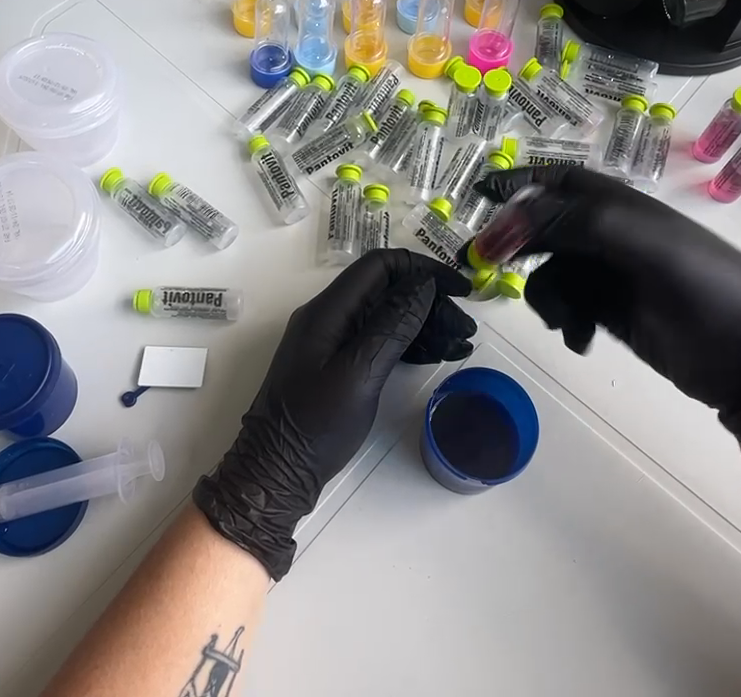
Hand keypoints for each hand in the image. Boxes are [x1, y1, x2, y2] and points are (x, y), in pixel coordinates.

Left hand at [194, 249, 475, 578]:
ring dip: (424, 324)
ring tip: (460, 344)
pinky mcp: (337, 364)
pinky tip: (436, 355)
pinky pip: (378, 339)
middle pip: (385, 290)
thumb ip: (391, 326)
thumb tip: (422, 285)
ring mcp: (331, 341)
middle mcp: (328, 317)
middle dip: (428, 301)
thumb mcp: (360, 374)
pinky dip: (408, 344)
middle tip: (465, 327)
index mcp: (327, 311)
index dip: (422, 269)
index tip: (459, 289)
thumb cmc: (316, 426)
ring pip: (385, 315)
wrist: (276, 474)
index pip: (378, 266)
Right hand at [474, 165, 740, 442]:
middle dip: (516, 245)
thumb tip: (505, 223)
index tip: (480, 198)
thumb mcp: (641, 246)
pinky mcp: (610, 312)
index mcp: (621, 206)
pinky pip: (566, 305)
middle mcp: (611, 234)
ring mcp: (609, 275)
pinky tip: (579, 339)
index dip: (519, 185)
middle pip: (544, 227)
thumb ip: (573, 223)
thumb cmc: (707, 289)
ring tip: (564, 322)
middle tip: (485, 264)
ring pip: (550, 272)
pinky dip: (563, 320)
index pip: (558, 183)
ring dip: (544, 295)